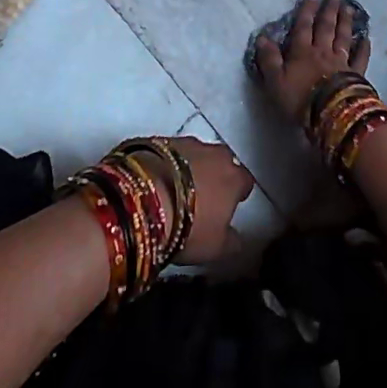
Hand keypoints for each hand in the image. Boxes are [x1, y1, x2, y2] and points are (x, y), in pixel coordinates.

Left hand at [138, 136, 254, 264]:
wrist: (142, 199)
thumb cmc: (187, 228)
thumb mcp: (216, 248)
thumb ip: (232, 242)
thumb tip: (236, 238)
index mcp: (233, 177)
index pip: (245, 181)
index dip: (238, 192)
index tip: (231, 204)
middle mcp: (213, 153)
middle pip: (221, 160)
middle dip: (215, 173)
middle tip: (203, 194)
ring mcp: (183, 142)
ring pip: (194, 153)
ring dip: (188, 166)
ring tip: (176, 187)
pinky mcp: (155, 139)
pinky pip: (168, 151)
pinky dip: (166, 162)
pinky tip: (156, 178)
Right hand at [255, 0, 370, 123]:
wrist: (331, 114)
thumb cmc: (299, 99)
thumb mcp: (275, 81)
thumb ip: (269, 59)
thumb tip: (262, 38)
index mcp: (302, 52)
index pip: (303, 27)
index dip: (307, 11)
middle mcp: (322, 52)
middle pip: (326, 27)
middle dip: (329, 11)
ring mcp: (341, 62)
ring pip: (343, 37)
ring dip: (345, 22)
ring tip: (348, 8)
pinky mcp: (355, 75)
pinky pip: (360, 58)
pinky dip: (364, 48)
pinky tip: (366, 38)